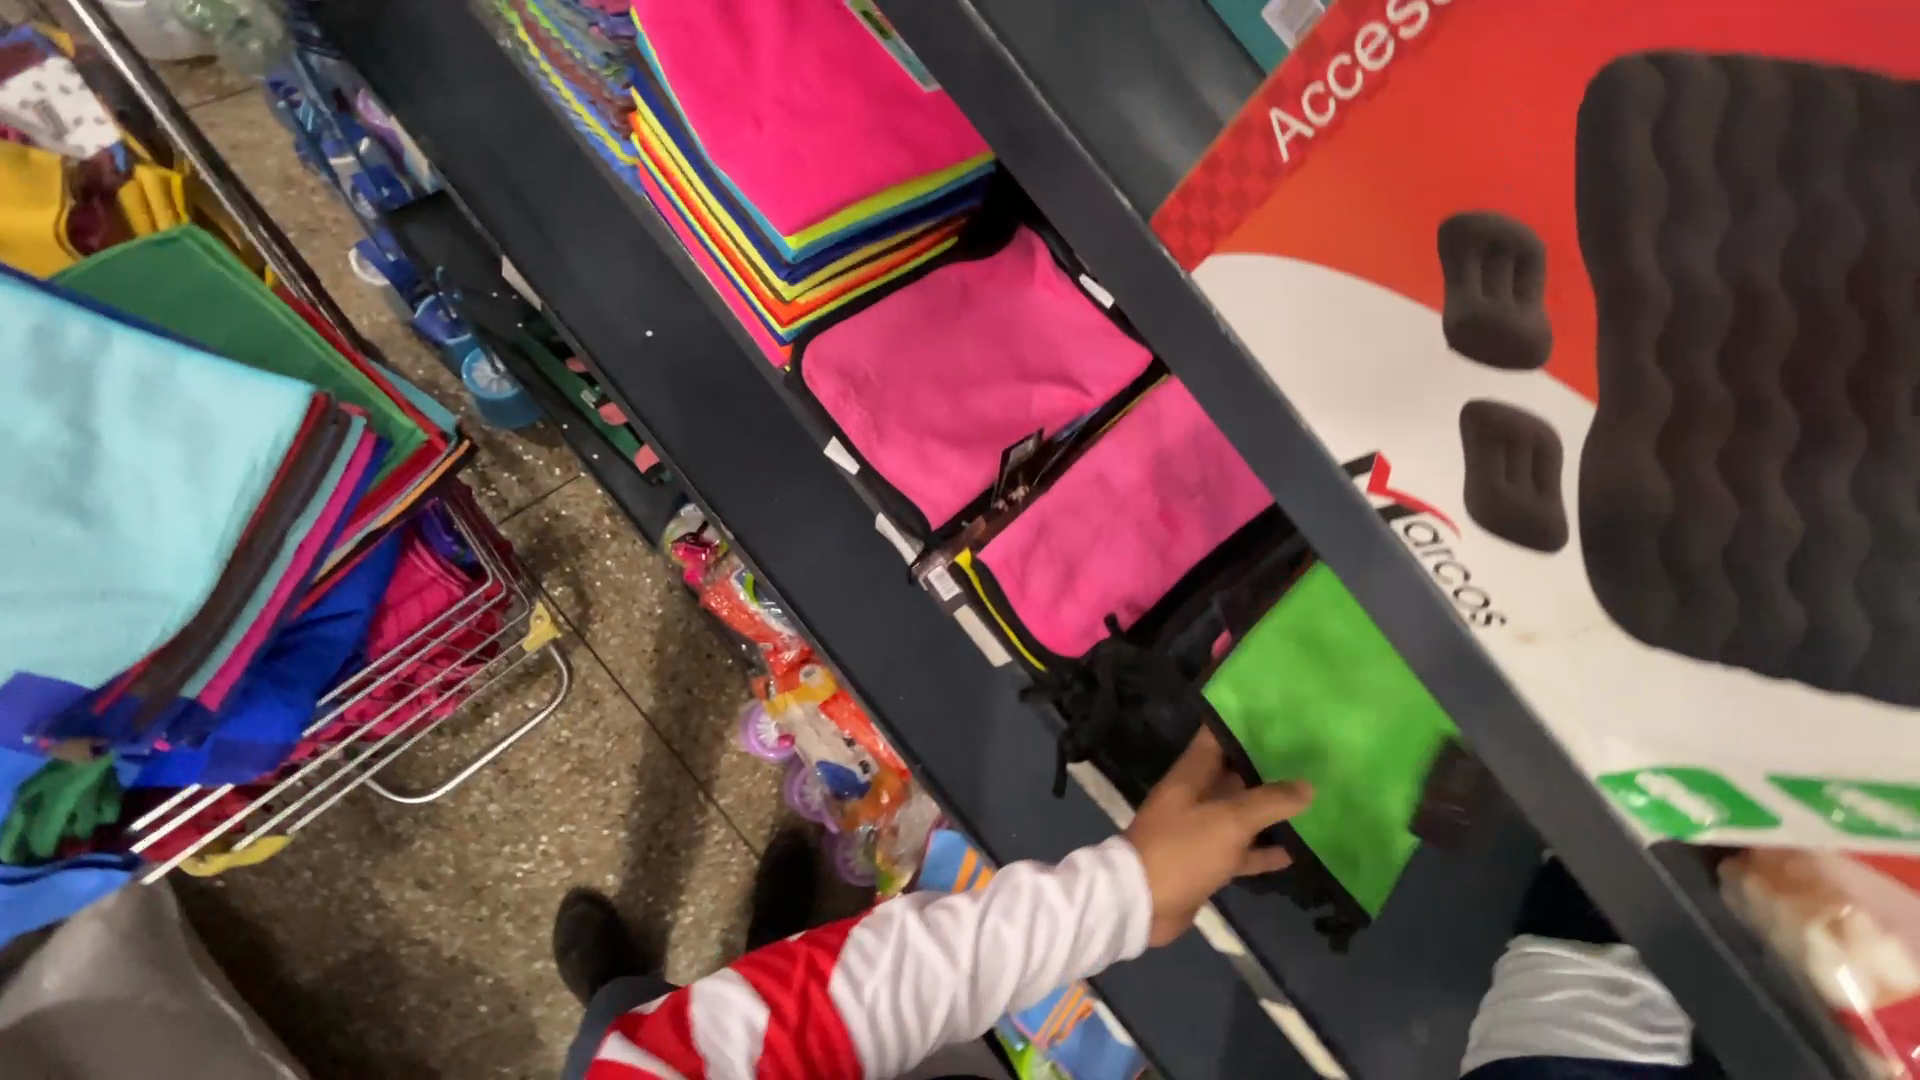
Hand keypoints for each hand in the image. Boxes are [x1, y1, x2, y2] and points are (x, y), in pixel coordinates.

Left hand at [1124, 728, 1312, 946]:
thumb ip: (1268, 801)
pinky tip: (1296, 851)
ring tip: (1311, 800)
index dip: (1243, 724)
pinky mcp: (1206, 861)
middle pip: (1232, 774)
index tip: (1279, 717)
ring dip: (1268, 810)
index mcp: (1190, 775)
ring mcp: (1199, 830)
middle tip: (1308, 758)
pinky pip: (1240, 850)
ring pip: (1239, 813)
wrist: (1143, 903)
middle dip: (1265, 767)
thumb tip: (1307, 785)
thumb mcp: (1229, 821)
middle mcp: (1194, 796)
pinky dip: (1263, 850)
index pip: (1216, 737)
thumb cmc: (1182, 850)